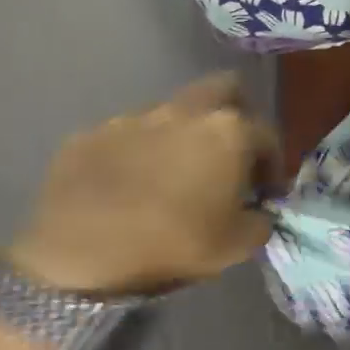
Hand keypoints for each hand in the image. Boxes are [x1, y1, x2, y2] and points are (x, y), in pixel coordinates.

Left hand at [3, 74, 282, 294]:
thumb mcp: (240, 244)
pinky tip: (127, 185)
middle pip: (223, 89)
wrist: (76, 260)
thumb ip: (261, 218)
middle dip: (234, 112)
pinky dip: (134, 154)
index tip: (265, 192)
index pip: (268, 136)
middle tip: (229, 151)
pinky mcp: (85, 137)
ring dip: (179, 135)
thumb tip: (257, 211)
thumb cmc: (174, 245)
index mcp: (230, 132)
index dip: (272, 166)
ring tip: (171, 174)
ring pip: (170, 113)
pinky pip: (123, 137)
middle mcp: (184, 113)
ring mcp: (130, 121)